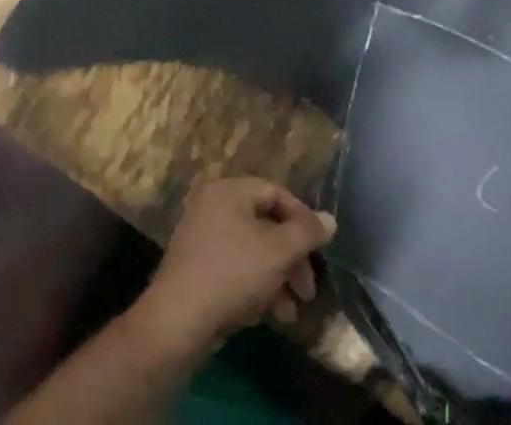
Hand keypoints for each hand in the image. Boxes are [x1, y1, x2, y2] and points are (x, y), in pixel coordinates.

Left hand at [132, 177, 337, 355]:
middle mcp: (212, 208)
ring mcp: (203, 238)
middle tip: (308, 290)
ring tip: (291, 312)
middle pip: (266, 225)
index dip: (303, 219)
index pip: (276, 193)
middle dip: (293, 259)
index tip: (321, 249)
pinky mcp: (199, 267)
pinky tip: (268, 315)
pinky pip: (236, 269)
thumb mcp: (278, 251)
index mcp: (228, 192)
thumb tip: (330, 219)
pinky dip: (256, 288)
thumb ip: (307, 233)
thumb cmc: (234, 273)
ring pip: (254, 252)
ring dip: (278, 280)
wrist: (180, 317)